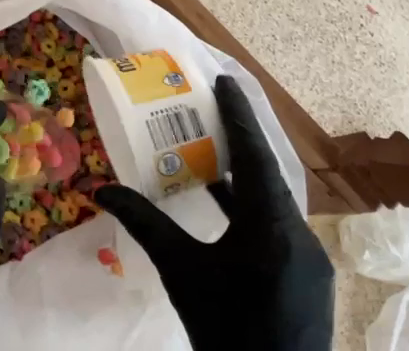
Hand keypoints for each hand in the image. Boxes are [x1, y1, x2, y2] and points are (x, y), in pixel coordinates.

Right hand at [95, 75, 333, 350]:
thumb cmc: (227, 328)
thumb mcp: (181, 271)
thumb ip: (144, 224)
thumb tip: (100, 189)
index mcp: (272, 224)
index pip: (254, 154)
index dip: (237, 115)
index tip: (221, 81)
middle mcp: (299, 234)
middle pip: (266, 172)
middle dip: (237, 140)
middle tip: (207, 109)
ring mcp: (308, 258)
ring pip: (273, 200)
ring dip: (242, 175)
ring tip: (208, 149)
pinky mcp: (307, 278)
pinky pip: (278, 224)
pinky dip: (250, 206)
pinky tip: (224, 206)